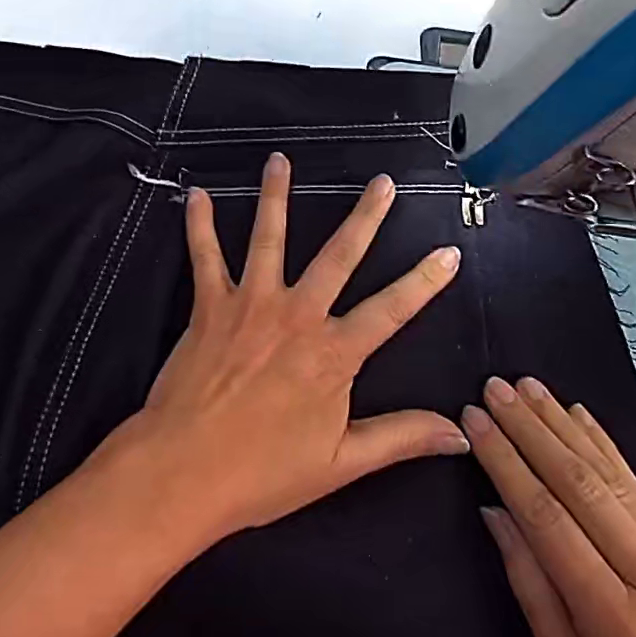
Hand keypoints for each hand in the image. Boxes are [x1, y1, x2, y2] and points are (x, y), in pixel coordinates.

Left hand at [90, 152, 468, 550]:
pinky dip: (201, 225)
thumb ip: (400, 438)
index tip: (450, 253)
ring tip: (281, 160)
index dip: (425, 281)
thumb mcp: (339, 463)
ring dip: (276, 196)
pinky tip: (199, 195)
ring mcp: (252, 304)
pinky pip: (205, 258)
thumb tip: (458, 434)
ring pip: (269, 238)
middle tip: (382, 182)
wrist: (177, 476)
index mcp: (333, 352)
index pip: (392, 309)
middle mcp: (297, 315)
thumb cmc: (261, 472)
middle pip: (339, 255)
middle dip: (365, 216)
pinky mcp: (211, 307)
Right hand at [464, 377, 635, 636]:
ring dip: (563, 423)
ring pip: (612, 473)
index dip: (505, 461)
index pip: (547, 517)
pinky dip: (607, 446)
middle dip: (530, 427)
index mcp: (619, 624)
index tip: (479, 423)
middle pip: (580, 482)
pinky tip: (582, 417)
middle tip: (499, 391)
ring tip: (531, 390)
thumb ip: (533, 592)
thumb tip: (499, 517)